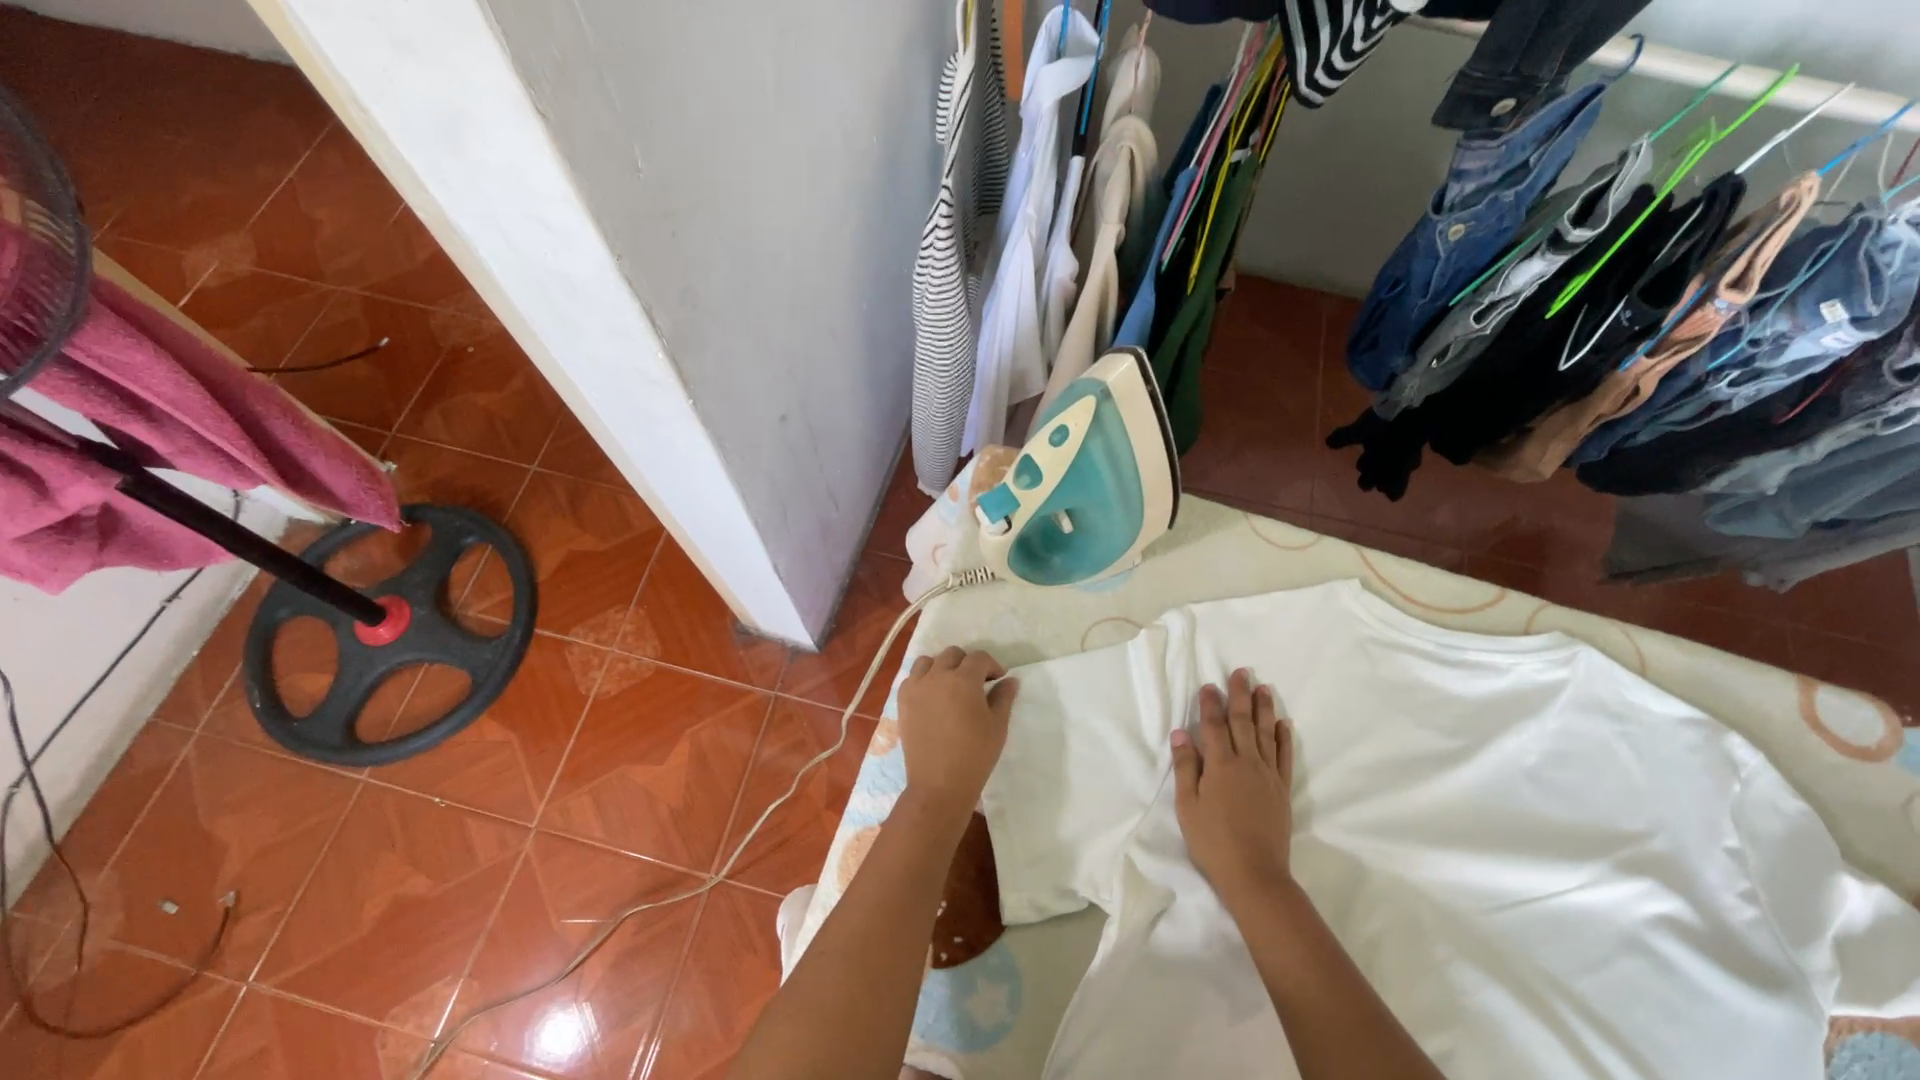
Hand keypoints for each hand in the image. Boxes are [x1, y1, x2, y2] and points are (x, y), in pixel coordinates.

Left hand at [896, 647, 1019, 818]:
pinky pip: (912, 679)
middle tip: (976, 683)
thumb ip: (1004, 697)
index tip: (997, 680)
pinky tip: (932, 698)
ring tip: (950, 686)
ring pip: (927, 662)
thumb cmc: (975, 755)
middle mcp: (937, 676)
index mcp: (963, 679)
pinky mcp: (902, 702)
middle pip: (952, 654)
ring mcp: (916, 688)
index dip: (992, 665)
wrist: (939, 784)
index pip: (979, 658)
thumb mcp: (997, 725)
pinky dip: (923, 680)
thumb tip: (1010, 680)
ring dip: (942, 667)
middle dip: (967, 663)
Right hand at [1171, 669, 1294, 908]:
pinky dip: (1283, 738)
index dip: (1210, 704)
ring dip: (1264, 709)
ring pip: (1266, 734)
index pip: (1214, 726)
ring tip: (1263, 688)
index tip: (1209, 685)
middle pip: (1243, 722)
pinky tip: (1284, 724)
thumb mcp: (1188, 806)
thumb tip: (1181, 733)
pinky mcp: (1281, 790)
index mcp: (1220, 765)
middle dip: (1240, 696)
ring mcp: (1268, 775)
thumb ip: (1186, 767)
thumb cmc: (1212, 841)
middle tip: (1241, 672)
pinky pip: (1284, 756)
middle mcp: (1247, 763)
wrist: (1254, 873)